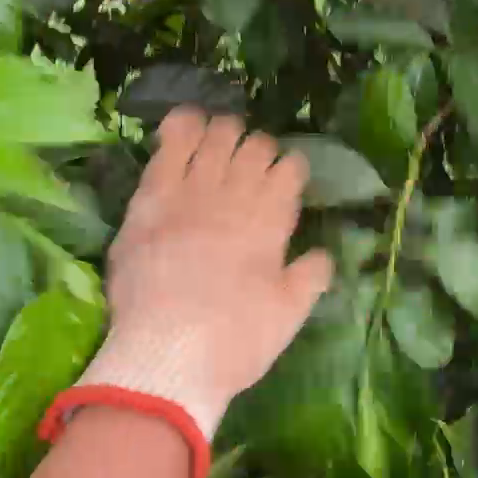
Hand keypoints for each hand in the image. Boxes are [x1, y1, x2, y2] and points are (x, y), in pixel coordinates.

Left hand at [75, 107, 333, 436]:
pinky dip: (179, 128)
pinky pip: (170, 146)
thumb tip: (324, 255)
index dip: (289, 168)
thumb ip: (310, 277)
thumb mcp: (288, 316)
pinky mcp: (153, 195)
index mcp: (272, 218)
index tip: (283, 181)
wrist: (168, 355)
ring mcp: (194, 189)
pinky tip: (184, 122)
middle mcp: (237, 193)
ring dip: (222, 133)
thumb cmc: (234, 342)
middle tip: (247, 167)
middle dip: (256, 149)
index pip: (291, 168)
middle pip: (255, 145)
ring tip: (218, 141)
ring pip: (216, 136)